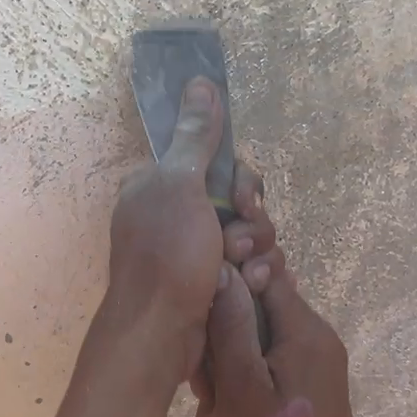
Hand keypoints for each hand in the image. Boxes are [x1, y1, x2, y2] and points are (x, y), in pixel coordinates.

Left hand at [98, 77, 227, 393]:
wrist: (160, 336)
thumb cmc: (167, 255)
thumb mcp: (181, 186)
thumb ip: (196, 135)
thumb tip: (200, 80)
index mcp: (160, 182)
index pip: (216, 162)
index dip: (238, 181)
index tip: (240, 201)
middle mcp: (175, 211)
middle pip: (238, 198)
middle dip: (250, 222)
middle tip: (238, 244)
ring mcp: (193, 248)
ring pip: (250, 232)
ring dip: (256, 251)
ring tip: (242, 273)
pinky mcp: (211, 279)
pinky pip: (249, 263)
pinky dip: (255, 274)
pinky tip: (251, 288)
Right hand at [201, 242, 359, 416]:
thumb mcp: (238, 386)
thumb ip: (231, 322)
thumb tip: (224, 266)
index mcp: (308, 332)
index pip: (263, 274)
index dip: (226, 287)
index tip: (200, 321)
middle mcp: (318, 344)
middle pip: (255, 313)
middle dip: (221, 343)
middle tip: (204, 385)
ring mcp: (314, 373)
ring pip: (253, 347)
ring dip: (226, 373)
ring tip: (214, 413)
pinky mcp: (305, 398)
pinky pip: (264, 375)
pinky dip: (240, 393)